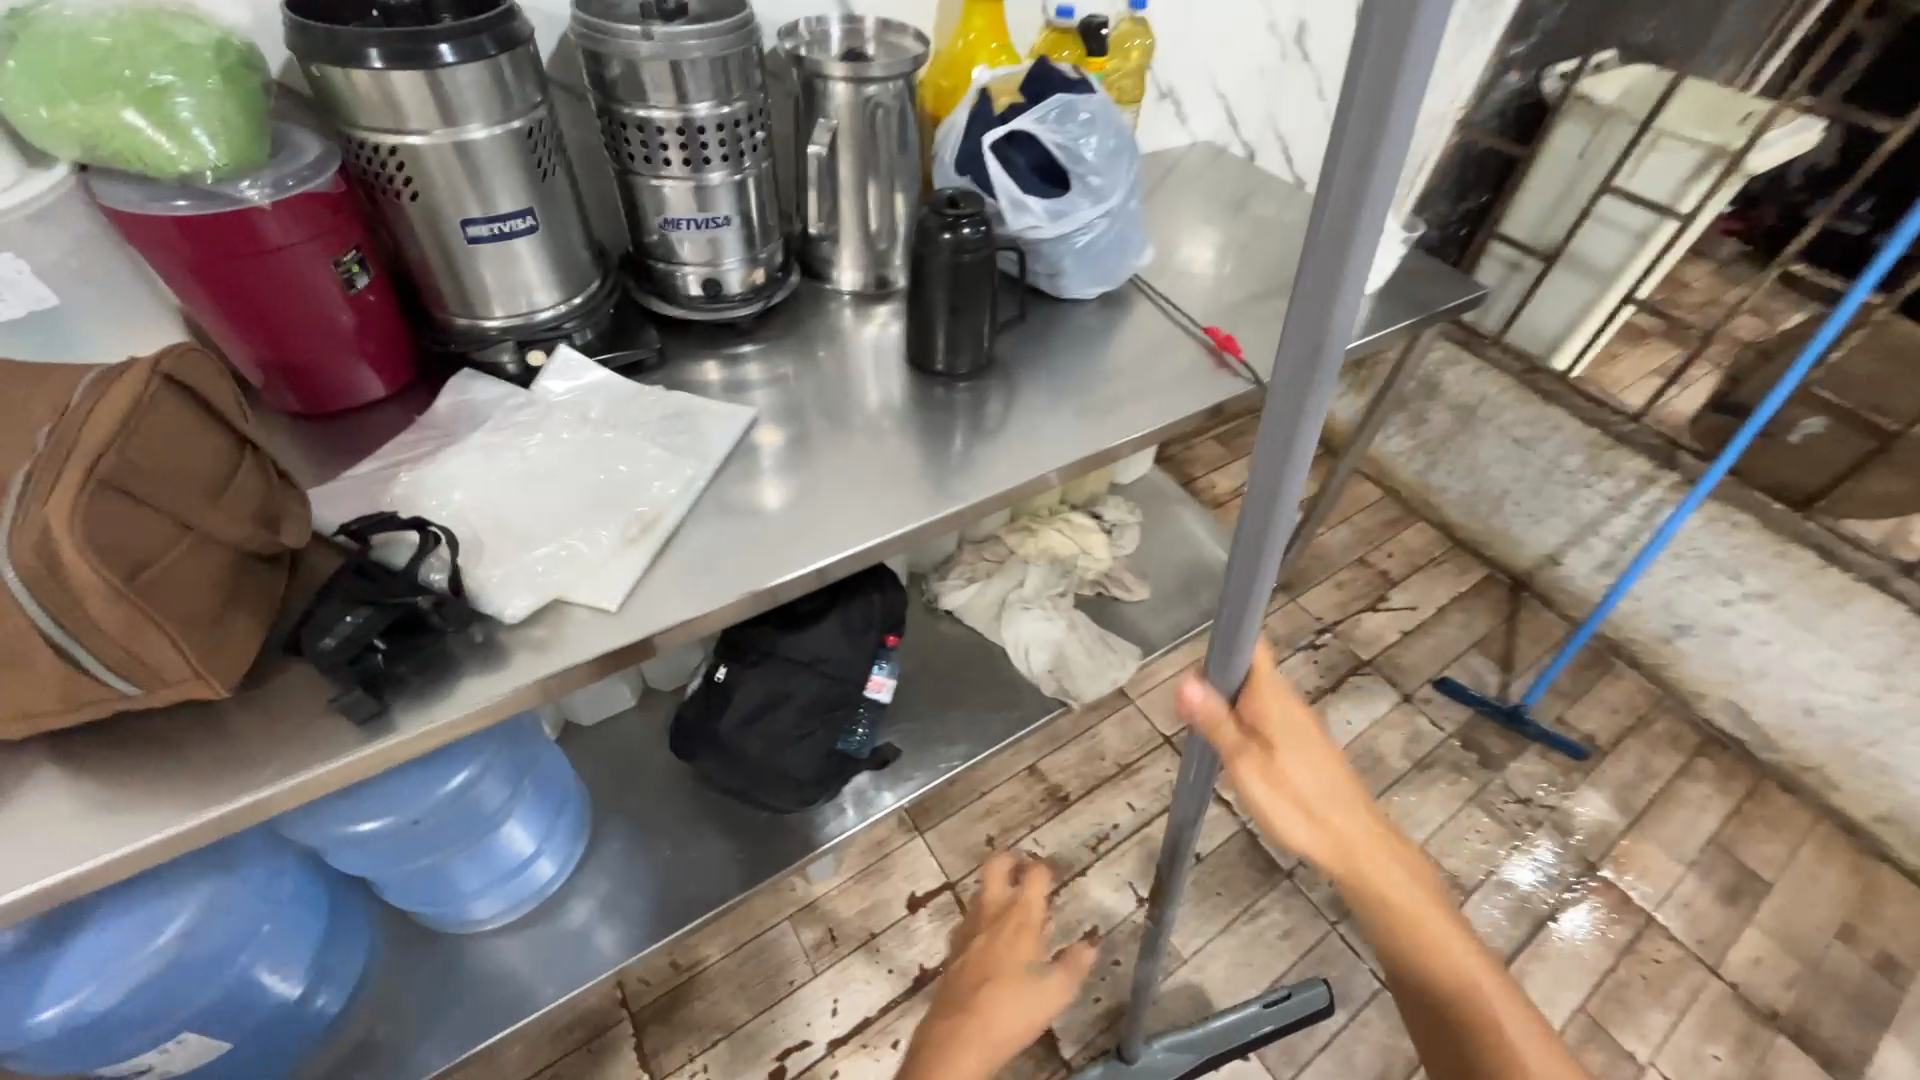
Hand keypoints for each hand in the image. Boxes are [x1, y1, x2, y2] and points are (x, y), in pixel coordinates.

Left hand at [899, 854, 1096, 1079]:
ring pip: (981, 891)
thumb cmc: (1013, 1009)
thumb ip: (1075, 964)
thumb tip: (1090, 945)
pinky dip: (983, 918)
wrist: (958, 1034)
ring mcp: (968, 926)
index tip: (1056, 871)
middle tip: (1025, 869)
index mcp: (1021, 915)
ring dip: (997, 889)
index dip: (1046, 867)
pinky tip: (992, 940)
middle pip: (996, 864)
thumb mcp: (1057, 992)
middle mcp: (992, 910)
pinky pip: (970, 918)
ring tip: (1014, 908)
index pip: (1035, 873)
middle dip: (1011, 859)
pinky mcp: (953, 946)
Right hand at [1177, 638, 1398, 881]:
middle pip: (1246, 672)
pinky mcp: (1302, 743)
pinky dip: (1244, 726)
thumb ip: (1215, 721)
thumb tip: (1185, 679)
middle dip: (1215, 684)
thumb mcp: (1244, 763)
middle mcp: (1287, 699)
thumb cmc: (1295, 803)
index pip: (1250, 644)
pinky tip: (1234, 755)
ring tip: (1206, 738)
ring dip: (1227, 708)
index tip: (1192, 667)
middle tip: (1187, 715)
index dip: (1221, 643)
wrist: (1354, 844)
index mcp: (1271, 695)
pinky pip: (1264, 718)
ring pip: (1253, 697)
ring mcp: (1297, 721)